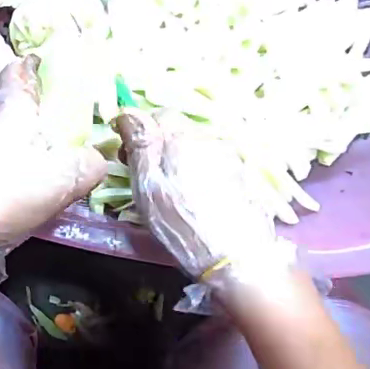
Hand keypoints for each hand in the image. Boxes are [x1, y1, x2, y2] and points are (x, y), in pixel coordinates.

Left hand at [0, 56, 105, 253]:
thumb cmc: (11, 188)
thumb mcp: (67, 177)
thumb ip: (91, 164)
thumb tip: (99, 159)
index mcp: (12, 104)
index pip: (18, 69)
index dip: (33, 64)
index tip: (46, 65)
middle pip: (6, 97)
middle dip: (26, 99)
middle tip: (52, 111)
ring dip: (16, 130)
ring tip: (42, 145)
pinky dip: (6, 155)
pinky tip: (23, 173)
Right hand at [117, 108, 294, 297]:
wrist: (235, 256)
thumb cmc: (181, 221)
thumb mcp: (148, 184)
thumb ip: (140, 144)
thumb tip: (128, 112)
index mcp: (183, 137)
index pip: (159, 114)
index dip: (139, 132)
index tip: (127, 157)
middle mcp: (209, 139)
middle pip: (179, 130)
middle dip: (160, 146)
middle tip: (146, 176)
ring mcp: (230, 157)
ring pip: (195, 147)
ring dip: (179, 159)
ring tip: (172, 190)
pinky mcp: (242, 176)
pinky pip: (211, 164)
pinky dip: (198, 173)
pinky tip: (195, 198)